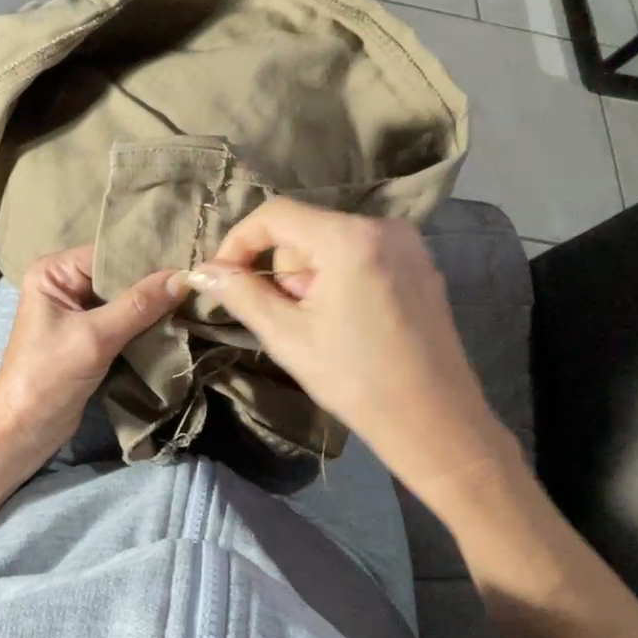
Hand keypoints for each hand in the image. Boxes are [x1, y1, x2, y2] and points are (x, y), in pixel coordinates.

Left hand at [0, 246, 183, 468]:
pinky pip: (124, 322)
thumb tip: (183, 277)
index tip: (189, 260)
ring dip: (154, 306)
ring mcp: (77, 312)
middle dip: (154, 283)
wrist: (25, 429)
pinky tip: (177, 322)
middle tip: (199, 282)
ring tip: (195, 300)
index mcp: (53, 272)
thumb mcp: (95, 337)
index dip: (147, 258)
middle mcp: (63, 284)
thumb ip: (139, 306)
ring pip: (125, 300)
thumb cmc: (48, 376)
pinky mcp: (89, 338)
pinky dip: (146, 325)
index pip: (108, 254)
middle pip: (118, 275)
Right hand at [174, 198, 519, 494]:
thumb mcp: (287, 336)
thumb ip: (240, 294)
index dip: (239, 242)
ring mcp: (409, 247)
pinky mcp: (421, 269)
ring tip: (320, 329)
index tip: (222, 279)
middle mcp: (384, 228)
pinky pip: (360, 258)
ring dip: (309, 279)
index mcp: (350, 238)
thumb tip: (202, 271)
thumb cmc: (356, 379)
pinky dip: (338, 282)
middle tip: (287, 320)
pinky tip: (347, 326)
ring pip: (330, 245)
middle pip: (304, 230)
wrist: (435, 422)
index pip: (276, 214)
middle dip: (283, 271)